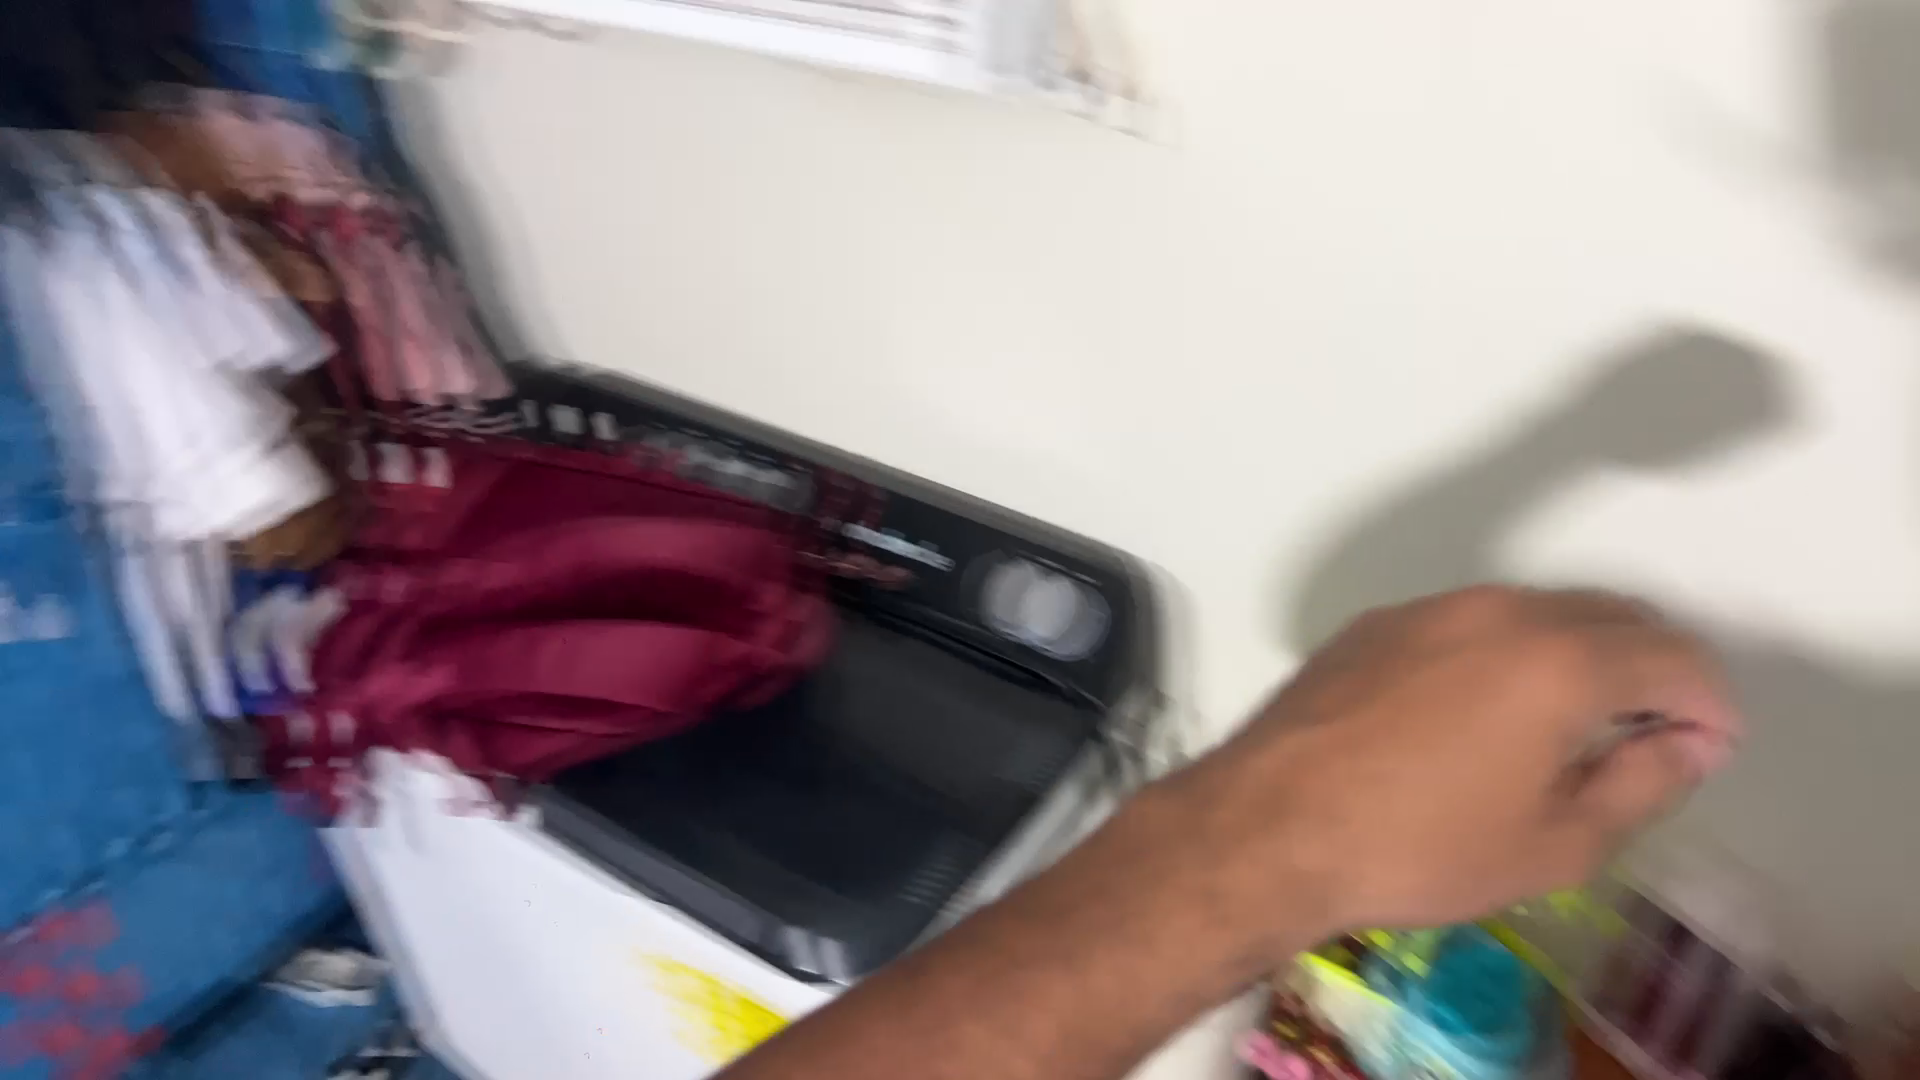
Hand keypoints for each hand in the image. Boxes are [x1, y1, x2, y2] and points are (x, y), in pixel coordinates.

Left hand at [1158, 586, 1740, 961]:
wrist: (1270, 820)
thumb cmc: (1416, 845)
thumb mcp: (1556, 844)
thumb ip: (1641, 781)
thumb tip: (1683, 739)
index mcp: (1553, 659)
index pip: (1673, 653)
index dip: (1704, 703)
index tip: (1696, 748)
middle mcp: (1486, 612)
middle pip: (1602, 613)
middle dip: (1643, 664)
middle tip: (1638, 731)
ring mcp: (1417, 611)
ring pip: (1525, 610)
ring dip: (1565, 651)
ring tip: (1554, 722)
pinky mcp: (1365, 625)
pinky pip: (1458, 623)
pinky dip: (1493, 650)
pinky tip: (1471, 707)